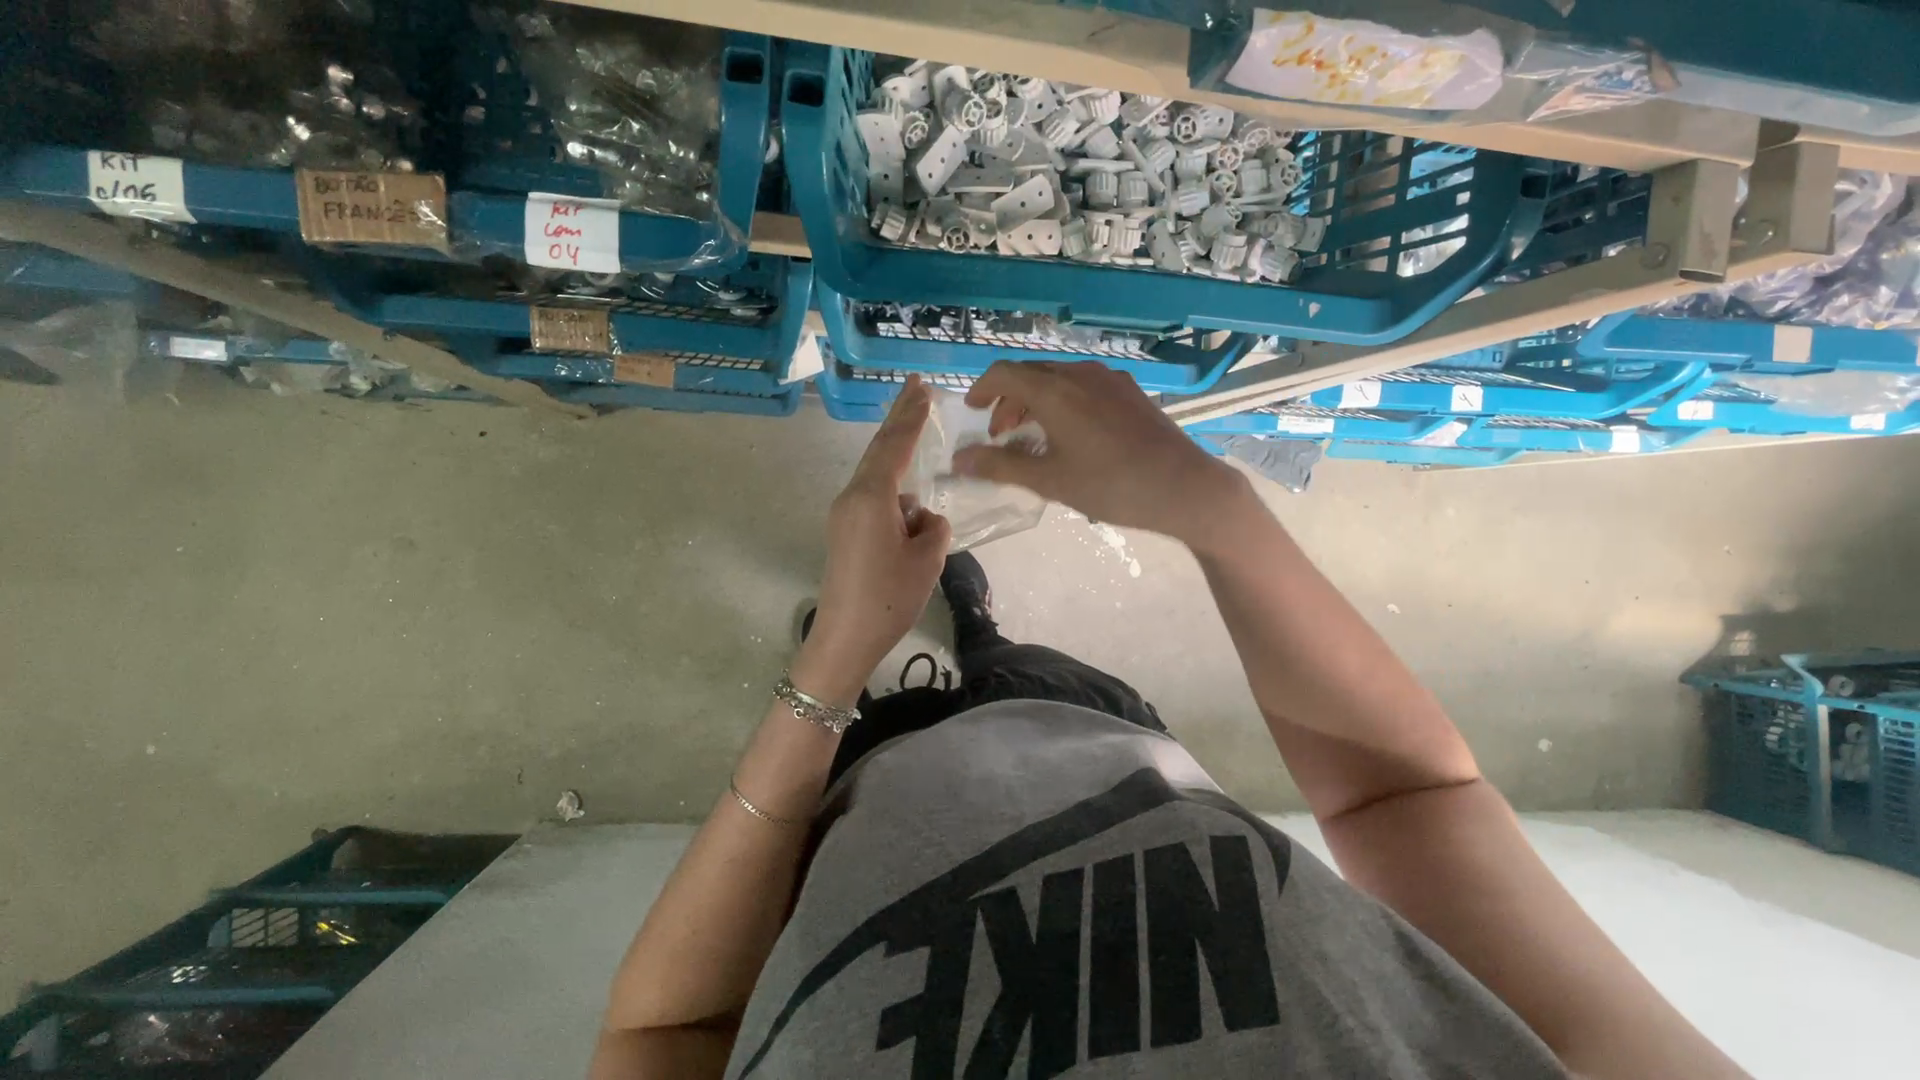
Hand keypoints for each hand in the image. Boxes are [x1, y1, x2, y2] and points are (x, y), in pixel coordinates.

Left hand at [799, 376, 951, 701]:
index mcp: (871, 496)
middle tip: (915, 388)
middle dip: (899, 420)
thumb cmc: (889, 596)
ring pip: (878, 479)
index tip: (921, 387)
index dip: (911, 415)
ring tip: (922, 474)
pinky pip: (874, 500)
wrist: (845, 638)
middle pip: (879, 450)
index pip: (895, 444)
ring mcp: (844, 515)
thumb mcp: (927, 558)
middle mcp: (852, 497)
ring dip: (901, 468)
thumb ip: (933, 526)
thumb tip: (921, 518)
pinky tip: (914, 516)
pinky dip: (895, 494)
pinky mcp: (845, 534)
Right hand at [952, 361, 1252, 549]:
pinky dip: (1062, 403)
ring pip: (1058, 380)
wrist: (1184, 487)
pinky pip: (1083, 387)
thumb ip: (1000, 466)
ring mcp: (1110, 380)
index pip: (1004, 373)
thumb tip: (960, 460)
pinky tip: (1069, 435)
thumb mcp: (1049, 481)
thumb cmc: (1111, 486)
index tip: (972, 412)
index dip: (981, 389)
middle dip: (1008, 400)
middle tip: (999, 435)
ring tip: (1031, 437)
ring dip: (1035, 402)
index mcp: (1055, 391)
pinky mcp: (1130, 392)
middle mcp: (1080, 374)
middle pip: (1031, 374)